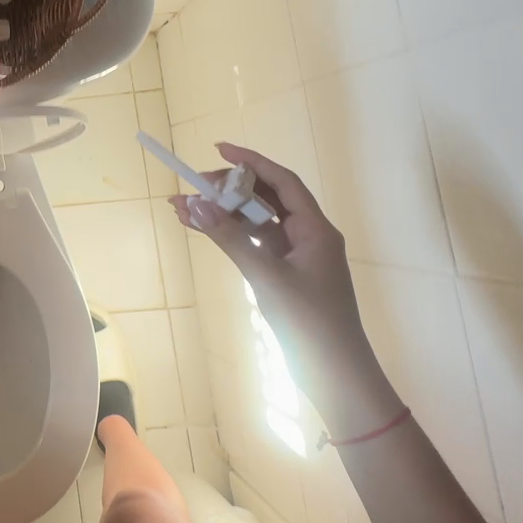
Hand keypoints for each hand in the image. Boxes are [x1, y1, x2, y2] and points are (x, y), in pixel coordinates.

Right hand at [174, 143, 401, 438]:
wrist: (335, 373)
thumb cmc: (309, 322)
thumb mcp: (266, 276)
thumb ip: (231, 238)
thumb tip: (196, 205)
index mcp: (316, 229)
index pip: (282, 182)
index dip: (252, 162)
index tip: (219, 149)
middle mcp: (310, 235)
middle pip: (268, 198)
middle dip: (231, 189)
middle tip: (196, 186)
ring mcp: (298, 255)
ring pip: (258, 221)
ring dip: (226, 212)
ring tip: (187, 207)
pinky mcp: (287, 274)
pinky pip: (256, 242)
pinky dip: (231, 234)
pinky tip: (205, 230)